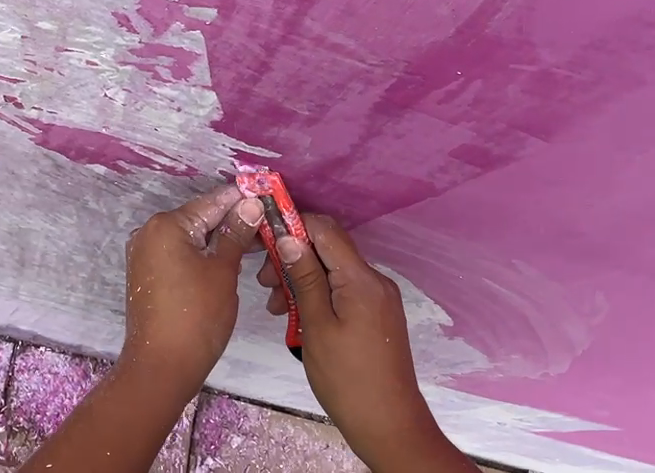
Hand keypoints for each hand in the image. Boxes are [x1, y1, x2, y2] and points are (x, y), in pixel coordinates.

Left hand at [120, 183, 265, 399]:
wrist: (161, 368)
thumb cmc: (197, 318)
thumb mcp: (223, 272)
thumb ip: (236, 234)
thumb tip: (251, 203)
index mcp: (167, 224)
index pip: (211, 202)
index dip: (242, 199)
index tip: (268, 194)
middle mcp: (150, 230)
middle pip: (200, 218)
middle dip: (233, 221)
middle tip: (268, 224)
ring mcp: (145, 252)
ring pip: (191, 236)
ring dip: (219, 239)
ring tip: (256, 242)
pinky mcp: (148, 271)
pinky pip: (180, 252)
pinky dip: (203, 253)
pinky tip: (229, 257)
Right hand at [259, 215, 474, 472]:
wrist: (391, 429)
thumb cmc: (347, 380)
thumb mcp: (316, 326)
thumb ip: (303, 278)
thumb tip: (288, 236)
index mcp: (361, 279)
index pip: (324, 229)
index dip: (292, 225)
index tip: (263, 240)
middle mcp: (374, 280)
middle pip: (327, 249)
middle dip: (292, 257)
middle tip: (264, 282)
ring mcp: (378, 298)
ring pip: (332, 270)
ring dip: (302, 279)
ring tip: (276, 306)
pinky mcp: (377, 315)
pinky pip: (343, 290)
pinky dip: (318, 295)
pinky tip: (297, 316)